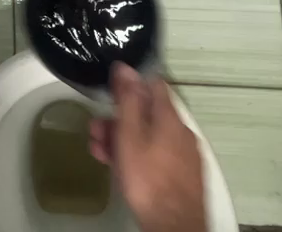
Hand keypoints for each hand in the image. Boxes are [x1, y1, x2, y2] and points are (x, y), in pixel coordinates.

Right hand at [90, 64, 207, 231]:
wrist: (174, 227)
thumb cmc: (147, 176)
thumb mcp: (130, 133)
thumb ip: (127, 99)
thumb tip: (125, 66)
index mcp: (170, 116)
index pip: (153, 83)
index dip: (131, 81)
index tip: (111, 88)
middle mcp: (182, 131)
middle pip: (148, 113)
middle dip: (119, 117)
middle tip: (96, 129)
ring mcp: (185, 155)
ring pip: (150, 136)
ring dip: (123, 138)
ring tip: (100, 150)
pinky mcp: (183, 176)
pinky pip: (157, 155)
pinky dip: (138, 154)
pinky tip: (119, 166)